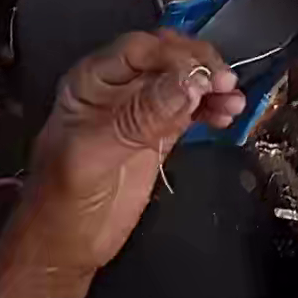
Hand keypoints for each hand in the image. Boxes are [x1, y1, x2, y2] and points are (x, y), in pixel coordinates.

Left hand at [10, 30, 243, 276]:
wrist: (66, 248)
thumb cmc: (64, 200)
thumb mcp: (95, 155)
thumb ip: (141, 117)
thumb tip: (190, 84)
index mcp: (92, 80)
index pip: (138, 49)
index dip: (173, 55)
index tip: (203, 73)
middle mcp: (119, 85)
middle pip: (166, 57)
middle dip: (198, 64)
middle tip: (225, 81)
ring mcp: (143, 107)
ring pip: (184, 80)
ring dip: (211, 85)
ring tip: (233, 101)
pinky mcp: (162, 129)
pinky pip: (192, 107)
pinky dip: (212, 106)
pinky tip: (228, 114)